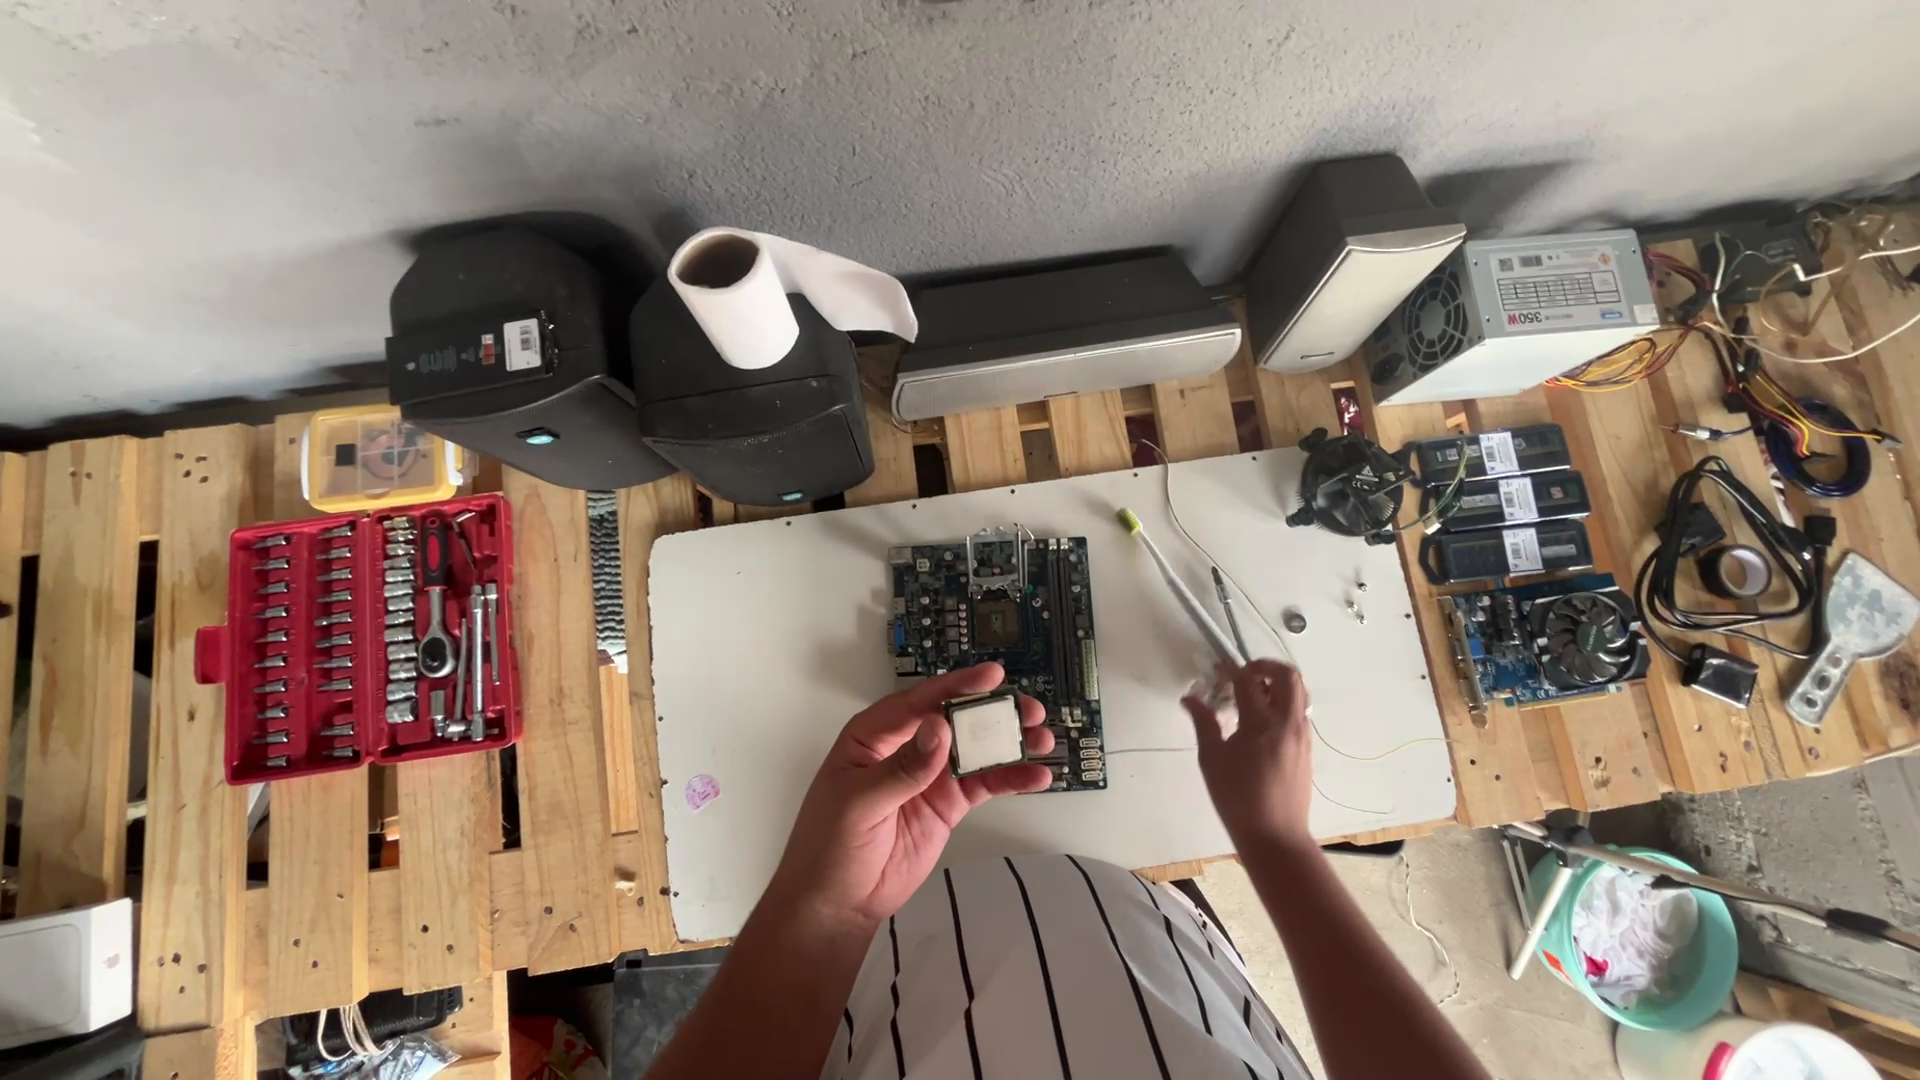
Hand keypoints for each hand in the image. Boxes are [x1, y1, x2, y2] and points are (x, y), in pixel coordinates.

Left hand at [766, 662, 1054, 931]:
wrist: (837, 903)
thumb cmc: (830, 845)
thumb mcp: (858, 804)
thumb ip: (901, 768)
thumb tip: (939, 727)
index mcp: (875, 734)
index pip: (919, 702)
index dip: (956, 687)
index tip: (992, 676)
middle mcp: (907, 746)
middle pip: (956, 719)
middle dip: (993, 712)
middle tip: (1029, 709)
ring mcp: (931, 775)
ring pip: (976, 749)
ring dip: (1009, 742)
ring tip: (1042, 739)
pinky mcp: (948, 803)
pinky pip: (984, 784)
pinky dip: (1011, 779)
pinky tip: (1037, 776)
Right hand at [1182, 658, 1314, 852]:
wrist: (1275, 836)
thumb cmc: (1237, 799)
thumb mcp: (1212, 759)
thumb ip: (1204, 723)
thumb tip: (1190, 699)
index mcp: (1262, 724)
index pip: (1248, 682)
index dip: (1231, 669)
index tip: (1217, 668)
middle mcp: (1288, 724)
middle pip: (1288, 677)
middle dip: (1265, 667)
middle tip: (1242, 676)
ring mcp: (1302, 736)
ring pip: (1298, 693)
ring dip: (1276, 685)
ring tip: (1250, 698)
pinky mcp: (1306, 749)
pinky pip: (1299, 712)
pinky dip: (1282, 704)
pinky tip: (1260, 722)